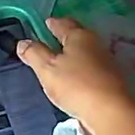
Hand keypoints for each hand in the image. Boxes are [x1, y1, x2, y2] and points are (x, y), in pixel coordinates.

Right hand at [17, 17, 134, 125]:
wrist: (110, 112)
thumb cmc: (76, 86)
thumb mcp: (47, 69)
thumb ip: (34, 54)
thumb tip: (23, 42)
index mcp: (79, 36)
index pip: (63, 24)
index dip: (53, 23)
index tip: (47, 23)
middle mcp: (95, 45)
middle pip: (78, 37)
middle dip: (65, 38)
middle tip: (53, 40)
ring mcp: (106, 63)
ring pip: (86, 54)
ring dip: (75, 56)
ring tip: (62, 61)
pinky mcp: (111, 81)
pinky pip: (92, 70)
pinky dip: (82, 71)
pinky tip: (76, 79)